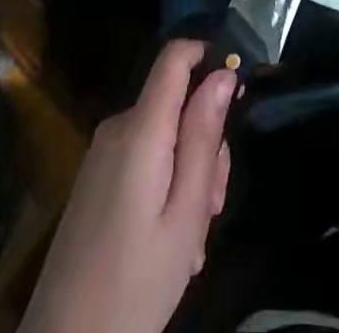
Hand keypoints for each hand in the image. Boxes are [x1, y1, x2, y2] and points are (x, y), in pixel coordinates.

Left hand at [19, 41, 233, 332]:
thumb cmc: (138, 280)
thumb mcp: (187, 213)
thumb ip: (202, 138)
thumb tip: (223, 75)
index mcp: (139, 130)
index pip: (173, 59)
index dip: (208, 58)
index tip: (240, 89)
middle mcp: (117, 128)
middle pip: (177, 106)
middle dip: (205, 147)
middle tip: (210, 207)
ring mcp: (103, 151)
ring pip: (166, 138)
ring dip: (188, 177)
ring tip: (189, 237)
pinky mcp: (98, 174)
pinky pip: (146, 158)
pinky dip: (166, 187)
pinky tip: (168, 238)